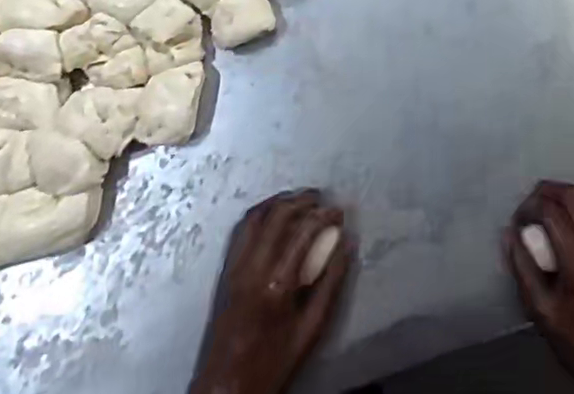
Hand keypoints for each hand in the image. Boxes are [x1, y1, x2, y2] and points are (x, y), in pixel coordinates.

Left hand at [191, 189, 350, 393]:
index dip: (324, 215)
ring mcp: (236, 266)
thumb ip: (332, 283)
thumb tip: (347, 244)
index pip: (304, 231)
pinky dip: (260, 213)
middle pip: (279, 215)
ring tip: (301, 199)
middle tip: (322, 198)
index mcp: (277, 283)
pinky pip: (242, 229)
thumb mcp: (313, 328)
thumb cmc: (275, 361)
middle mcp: (253, 267)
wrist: (228, 386)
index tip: (339, 212)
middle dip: (303, 200)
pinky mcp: (226, 270)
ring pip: (257, 215)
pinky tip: (273, 213)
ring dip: (280, 201)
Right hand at [506, 182, 573, 393]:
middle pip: (573, 196)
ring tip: (542, 203)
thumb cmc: (573, 339)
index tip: (516, 221)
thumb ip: (522, 267)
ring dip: (563, 191)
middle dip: (545, 191)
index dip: (529, 208)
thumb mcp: (539, 310)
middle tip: (527, 205)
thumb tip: (510, 233)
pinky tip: (562, 212)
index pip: (552, 213)